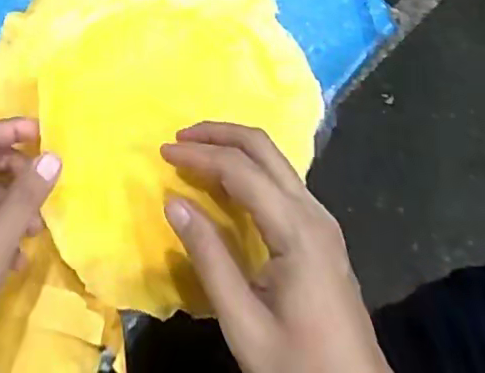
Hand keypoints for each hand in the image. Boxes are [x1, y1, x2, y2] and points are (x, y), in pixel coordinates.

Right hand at [162, 122, 391, 372]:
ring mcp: (321, 219)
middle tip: (179, 138)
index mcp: (297, 229)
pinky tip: (225, 183)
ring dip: (234, 147)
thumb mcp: (245, 324)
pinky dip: (248, 168)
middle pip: (263, 147)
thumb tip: (173, 202)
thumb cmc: (299, 364)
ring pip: (274, 159)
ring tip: (195, 152)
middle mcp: (313, 211)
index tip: (163, 151)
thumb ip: (210, 260)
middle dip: (219, 134)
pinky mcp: (321, 231)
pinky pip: (281, 181)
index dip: (200, 155)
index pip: (241, 170)